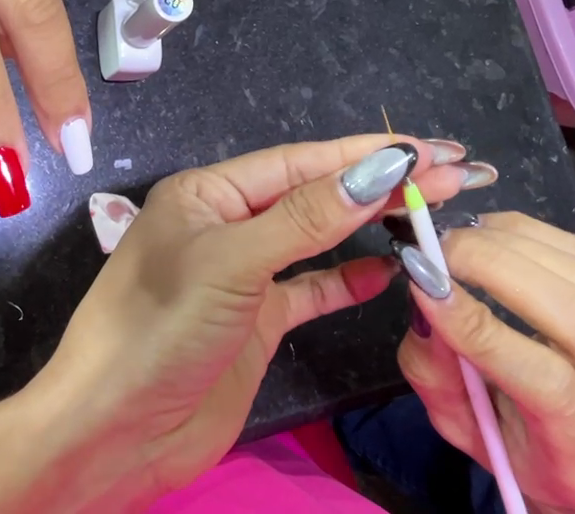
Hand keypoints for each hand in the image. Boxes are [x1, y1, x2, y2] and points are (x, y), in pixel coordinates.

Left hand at [28, 134, 476, 507]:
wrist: (119, 425)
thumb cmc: (162, 326)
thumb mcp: (231, 262)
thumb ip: (303, 218)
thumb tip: (377, 170)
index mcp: (205, 192)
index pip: (295, 162)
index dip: (362, 155)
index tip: (429, 150)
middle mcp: (223, 223)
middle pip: (310, 194)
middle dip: (377, 184)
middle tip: (456, 175)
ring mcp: (241, 273)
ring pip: (314, 238)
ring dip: (367, 226)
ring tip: (431, 216)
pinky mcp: (254, 320)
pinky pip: (310, 289)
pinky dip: (348, 280)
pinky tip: (389, 272)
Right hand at [398, 212, 574, 513]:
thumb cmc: (513, 450)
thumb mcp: (457, 425)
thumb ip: (435, 368)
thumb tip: (425, 295)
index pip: (547, 385)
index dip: (481, 328)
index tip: (423, 283)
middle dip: (498, 269)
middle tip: (438, 248)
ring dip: (512, 245)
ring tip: (457, 238)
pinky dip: (530, 236)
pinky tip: (489, 235)